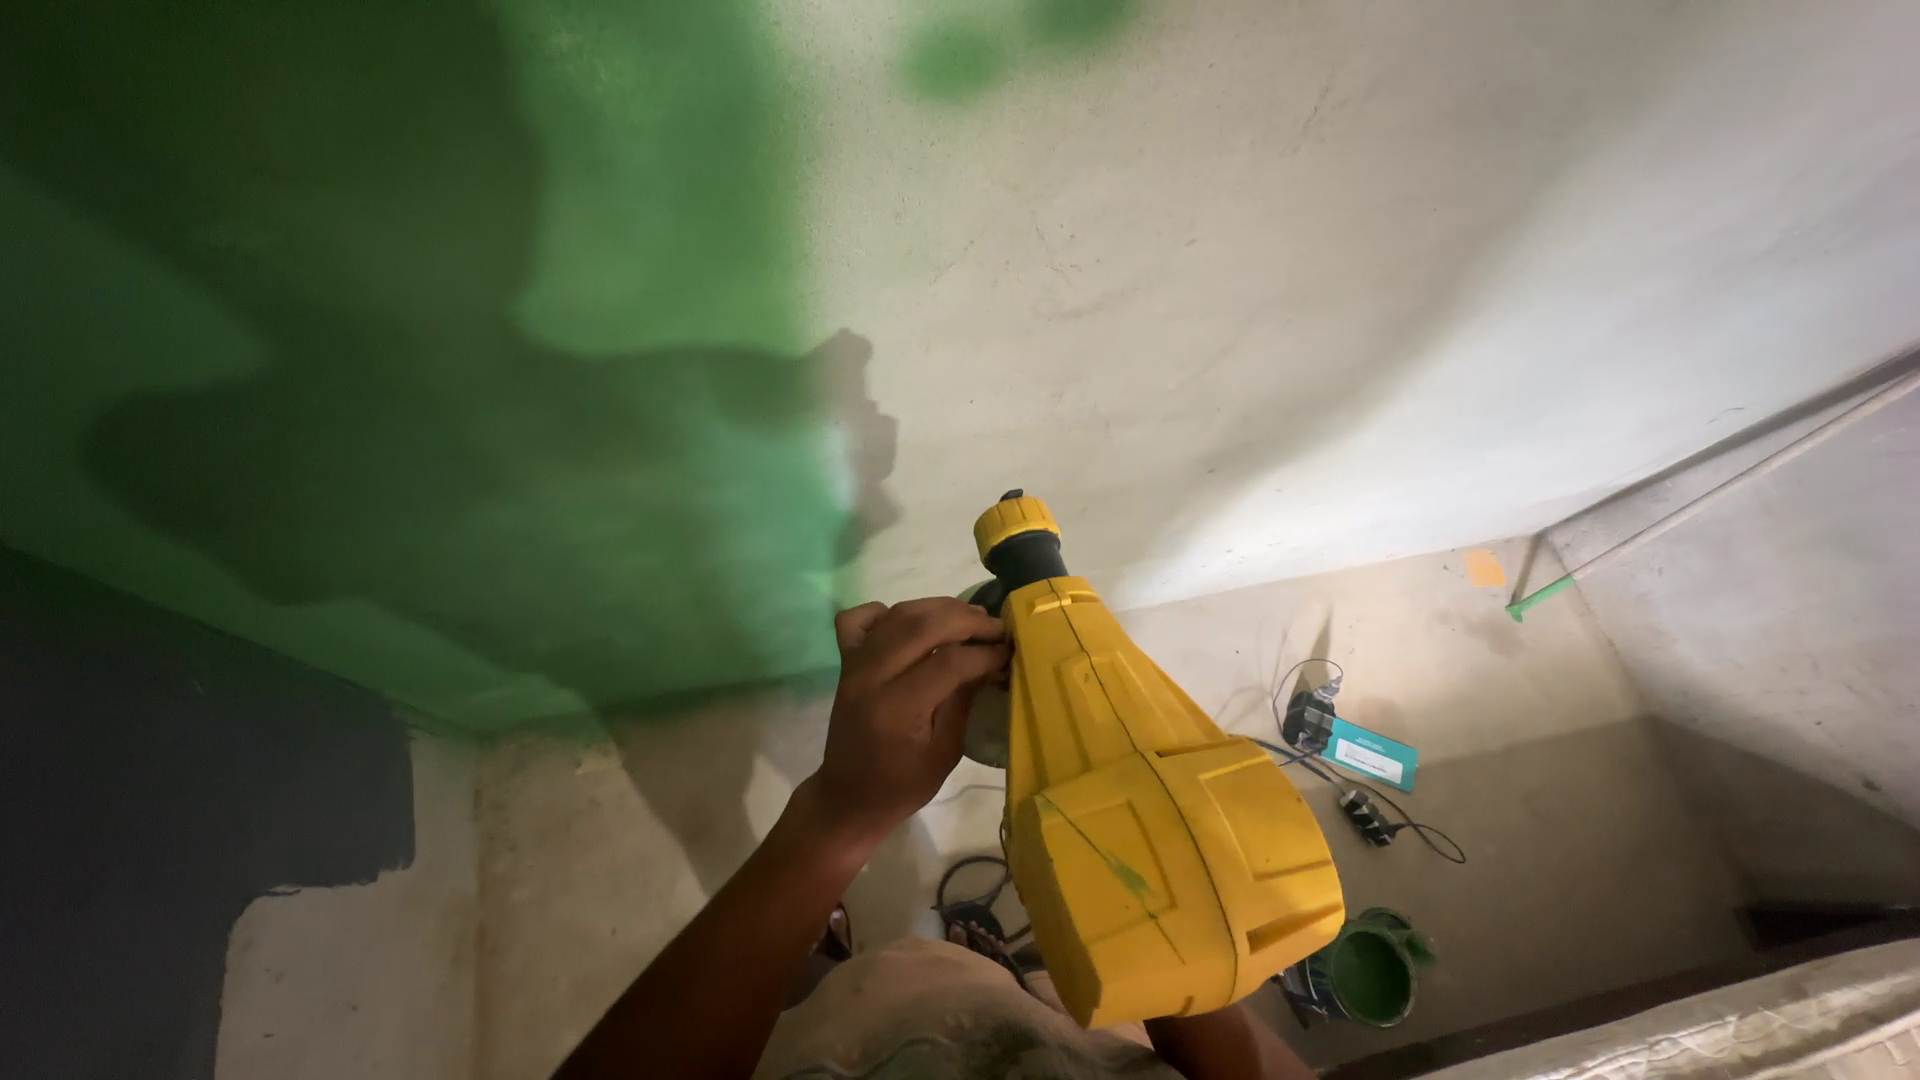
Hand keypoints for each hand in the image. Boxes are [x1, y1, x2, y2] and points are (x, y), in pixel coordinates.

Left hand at [803, 597, 1010, 844]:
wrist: (847, 798)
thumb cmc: (900, 786)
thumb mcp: (944, 753)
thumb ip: (963, 701)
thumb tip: (990, 661)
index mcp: (898, 708)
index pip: (949, 661)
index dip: (984, 652)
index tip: (1008, 652)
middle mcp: (871, 676)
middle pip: (923, 625)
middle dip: (966, 620)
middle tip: (995, 627)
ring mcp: (853, 665)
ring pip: (898, 614)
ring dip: (937, 608)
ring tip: (969, 617)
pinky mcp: (845, 661)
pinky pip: (859, 618)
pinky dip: (886, 611)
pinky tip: (910, 623)